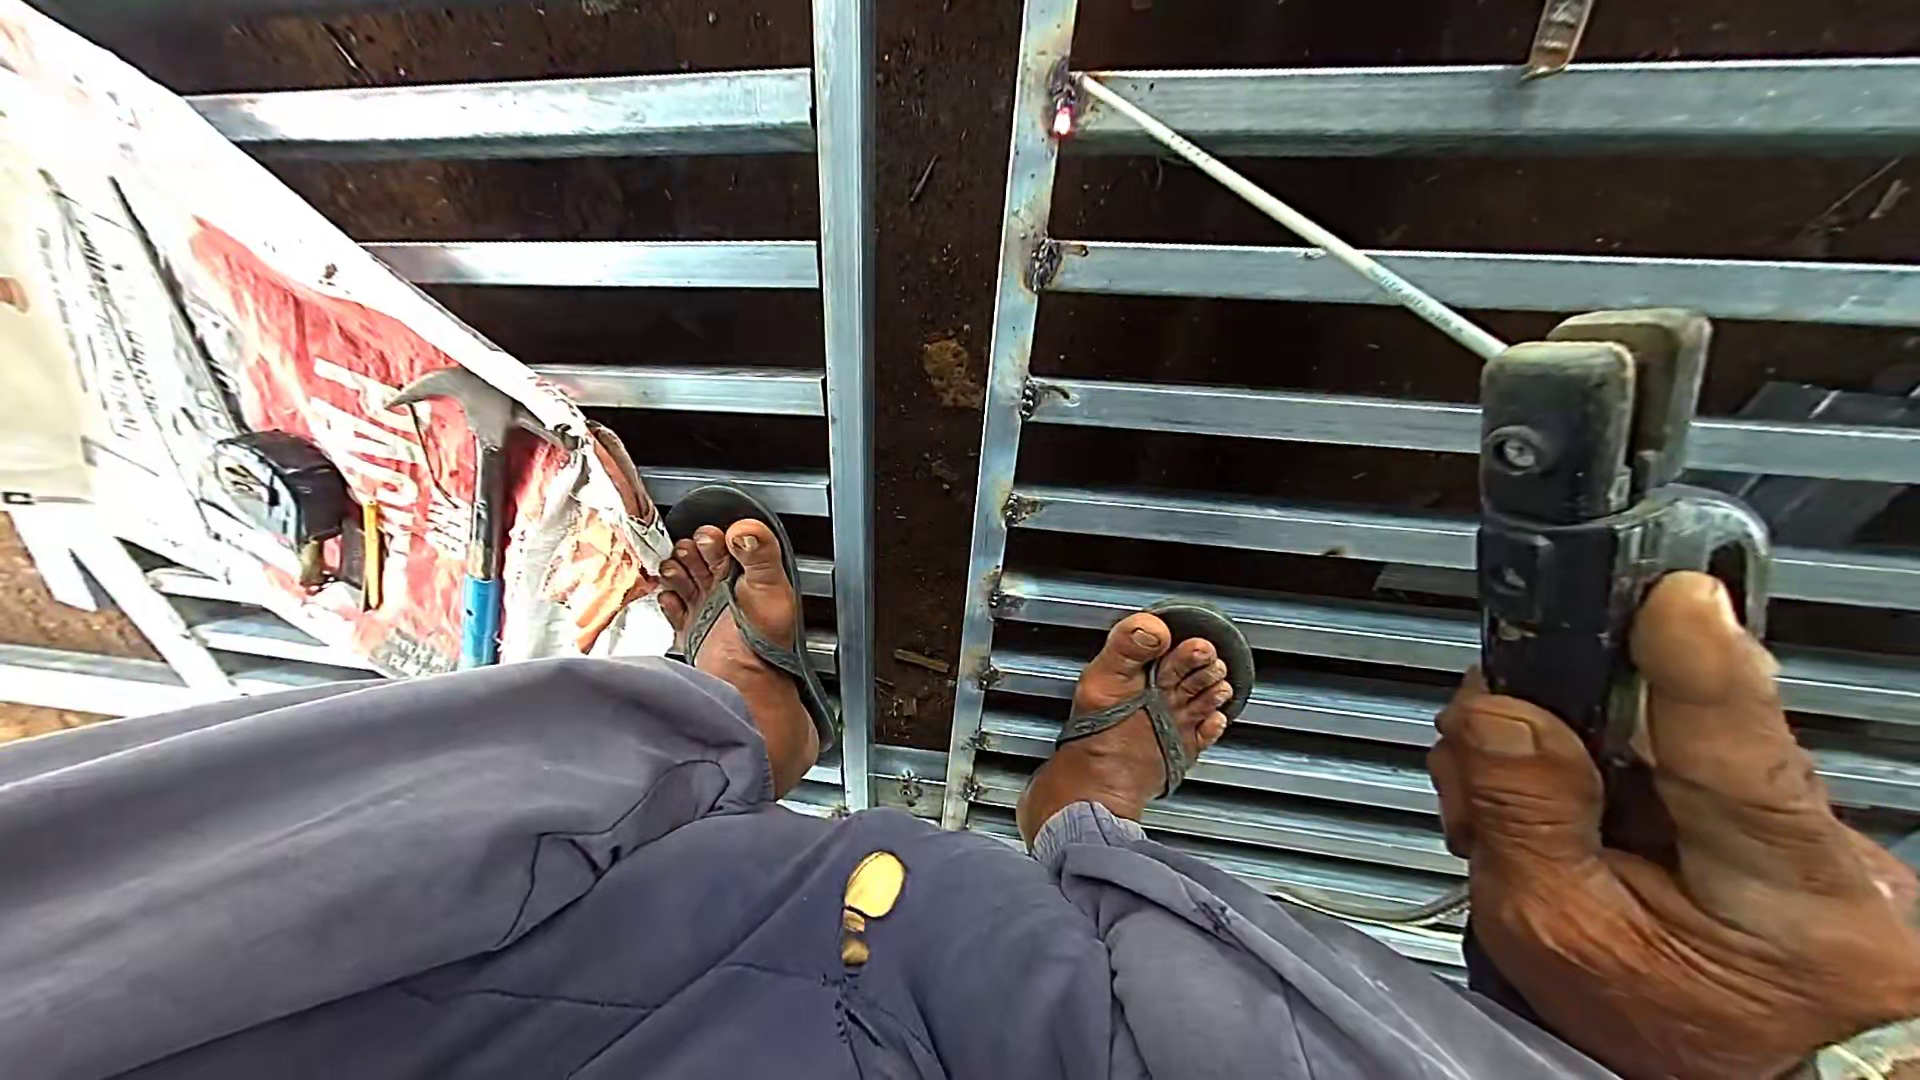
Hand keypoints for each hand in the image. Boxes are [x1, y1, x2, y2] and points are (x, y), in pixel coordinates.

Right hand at [1429, 572, 1919, 1078]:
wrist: (1712, 1065)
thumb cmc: (1649, 1022)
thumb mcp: (1554, 927)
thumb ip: (1523, 814)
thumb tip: (1498, 709)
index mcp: (1785, 891)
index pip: (1738, 758)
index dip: (1698, 672)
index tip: (1679, 598)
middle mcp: (1795, 835)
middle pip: (1629, 719)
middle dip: (1525, 726)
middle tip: (1475, 790)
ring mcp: (1757, 812)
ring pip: (1600, 725)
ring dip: (1519, 753)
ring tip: (1497, 822)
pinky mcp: (1717, 801)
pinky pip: (1603, 745)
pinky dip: (1540, 766)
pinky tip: (1522, 812)